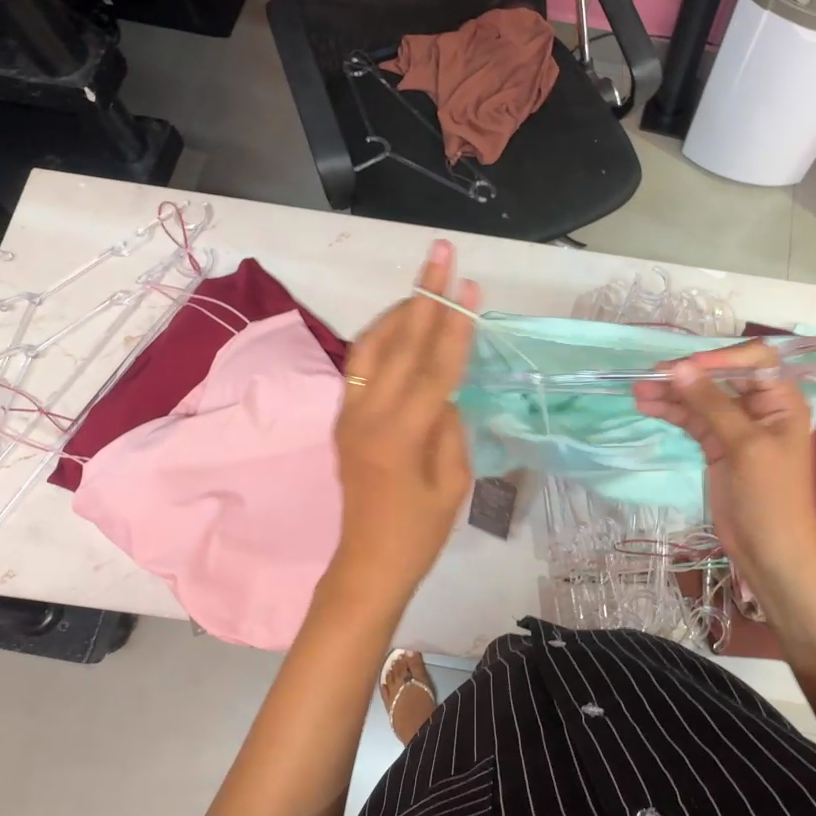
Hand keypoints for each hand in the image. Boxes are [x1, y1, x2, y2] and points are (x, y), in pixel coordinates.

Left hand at [332, 240, 479, 588]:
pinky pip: (362, 365)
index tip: (471, 287)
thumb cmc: (420, 532)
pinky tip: (401, 321)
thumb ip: (450, 426)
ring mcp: (350, 414)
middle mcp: (369, 416)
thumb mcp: (454, 482)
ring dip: (402, 309)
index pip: (434, 368)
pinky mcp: (344, 418)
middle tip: (442, 252)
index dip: (456, 326)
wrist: (369, 562)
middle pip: (401, 344)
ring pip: (374, 346)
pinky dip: (383, 335)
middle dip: (426, 295)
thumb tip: (445, 388)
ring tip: (427, 280)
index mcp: (402, 435)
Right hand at [634, 342, 815, 588]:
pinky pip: (692, 420)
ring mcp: (737, 428)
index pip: (754, 361)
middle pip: (721, 377)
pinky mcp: (717, 447)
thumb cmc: (771, 497)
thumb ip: (712, 404)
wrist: (772, 553)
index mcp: (781, 401)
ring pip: (701, 398)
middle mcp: (760, 408)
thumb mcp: (745, 446)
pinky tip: (647, 406)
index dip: (721, 357)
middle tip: (650, 376)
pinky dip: (671, 412)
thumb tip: (680, 368)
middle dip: (688, 374)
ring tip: (637, 391)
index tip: (687, 366)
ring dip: (672, 393)